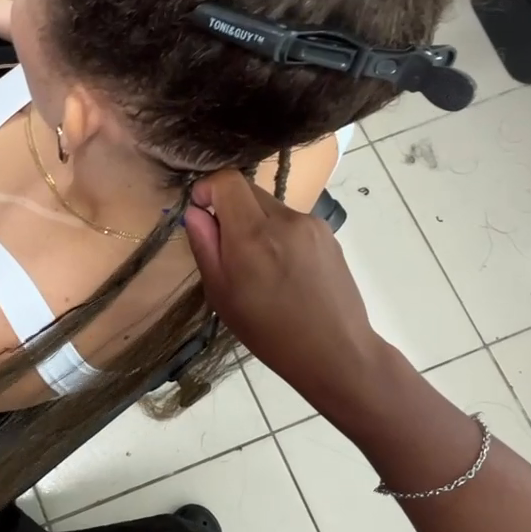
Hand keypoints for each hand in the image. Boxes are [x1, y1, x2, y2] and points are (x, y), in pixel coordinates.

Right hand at [184, 170, 398, 414]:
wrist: (335, 351)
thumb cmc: (268, 331)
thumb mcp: (221, 294)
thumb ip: (205, 246)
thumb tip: (195, 212)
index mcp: (252, 234)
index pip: (227, 180)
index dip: (208, 189)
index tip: (201, 213)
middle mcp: (284, 219)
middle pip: (247, 190)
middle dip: (230, 209)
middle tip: (227, 248)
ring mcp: (311, 224)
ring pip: (270, 206)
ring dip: (255, 223)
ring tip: (259, 266)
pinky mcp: (328, 234)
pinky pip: (291, 221)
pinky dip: (278, 234)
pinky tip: (284, 270)